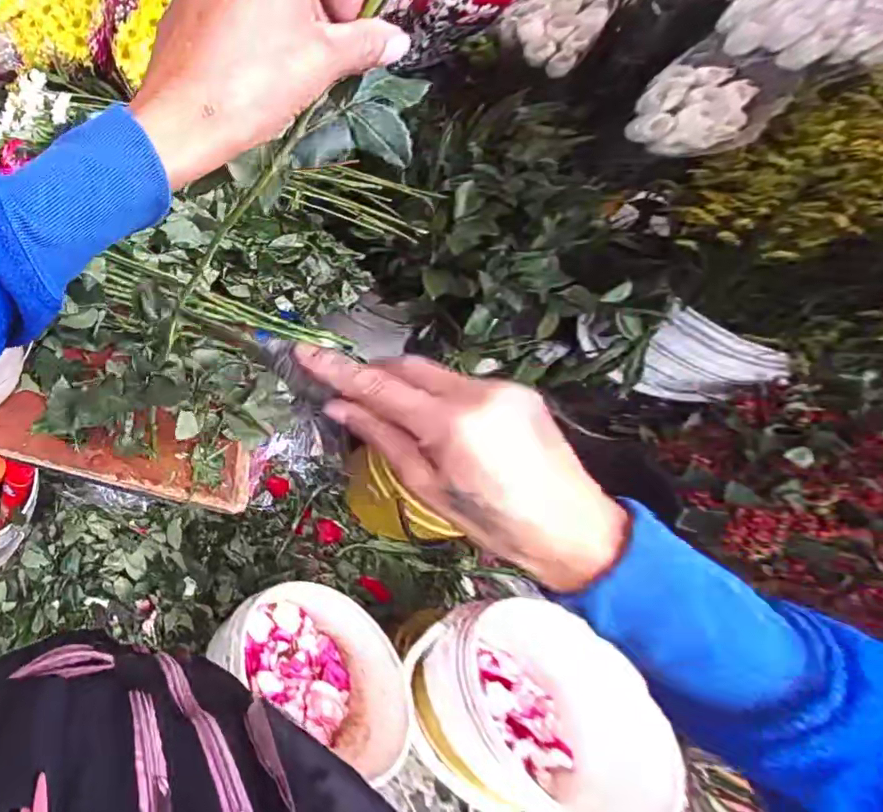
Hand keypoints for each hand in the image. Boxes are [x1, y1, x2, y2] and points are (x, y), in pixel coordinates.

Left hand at [129, 0, 409, 188]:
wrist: (178, 124)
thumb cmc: (247, 87)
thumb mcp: (322, 62)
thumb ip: (366, 42)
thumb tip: (393, 39)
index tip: (352, 20)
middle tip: (328, 44)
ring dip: (289, 9)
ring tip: (291, 58)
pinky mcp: (185, 0)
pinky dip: (253, 18)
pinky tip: (255, 61)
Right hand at [295, 348, 629, 591]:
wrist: (577, 530)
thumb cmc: (497, 525)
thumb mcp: (428, 488)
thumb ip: (382, 439)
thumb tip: (339, 408)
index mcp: (451, 424)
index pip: (379, 386)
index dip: (337, 369)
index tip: (305, 352)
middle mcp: (476, 391)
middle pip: (406, 366)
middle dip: (374, 375)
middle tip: (349, 394)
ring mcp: (500, 386)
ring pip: (433, 372)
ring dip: (407, 387)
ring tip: (396, 418)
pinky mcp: (516, 388)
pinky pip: (460, 382)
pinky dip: (437, 395)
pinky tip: (439, 425)